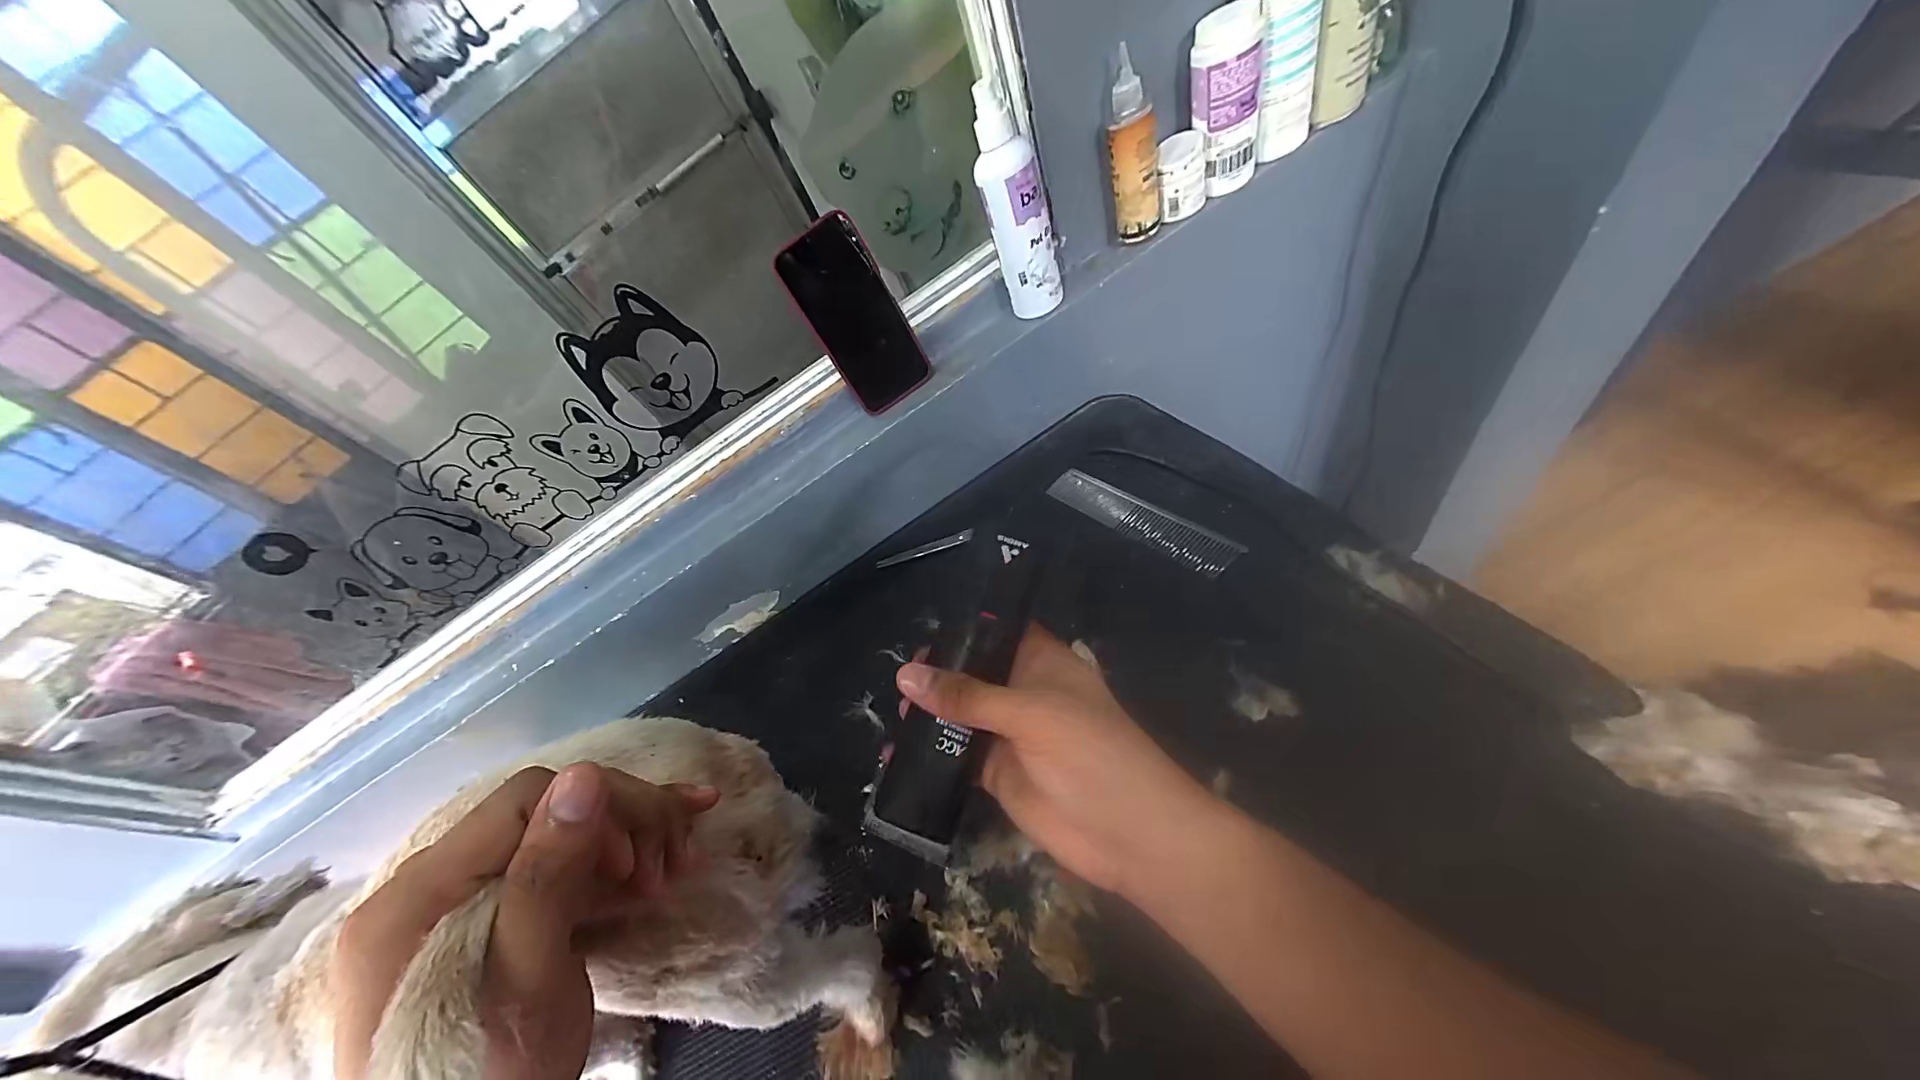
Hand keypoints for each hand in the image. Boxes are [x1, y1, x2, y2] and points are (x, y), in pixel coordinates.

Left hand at [332, 764, 718, 1079]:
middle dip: (624, 824)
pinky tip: (664, 861)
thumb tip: (584, 774)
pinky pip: (557, 871)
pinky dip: (613, 866)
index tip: (641, 863)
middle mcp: (431, 884)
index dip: (598, 812)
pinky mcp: (489, 923)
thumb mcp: (528, 982)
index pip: (528, 797)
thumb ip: (545, 876)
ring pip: (560, 836)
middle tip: (676, 864)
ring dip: (630, 841)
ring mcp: (458, 904)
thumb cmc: (493, 1078)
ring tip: (679, 866)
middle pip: (548, 811)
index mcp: (421, 892)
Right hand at [896, 626, 1218, 896]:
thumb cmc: (1091, 752)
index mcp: (1043, 662)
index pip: (1000, 631)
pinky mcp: (999, 772)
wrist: (1128, 834)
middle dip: (939, 674)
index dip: (966, 628)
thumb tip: (907, 675)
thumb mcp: (1030, 713)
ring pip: (963, 715)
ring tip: (893, 714)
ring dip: (930, 714)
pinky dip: (931, 755)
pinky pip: (958, 756)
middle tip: (900, 678)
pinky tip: (897, 755)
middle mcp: (1025, 692)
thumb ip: (968, 695)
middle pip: (975, 673)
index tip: (924, 632)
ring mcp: (1011, 734)